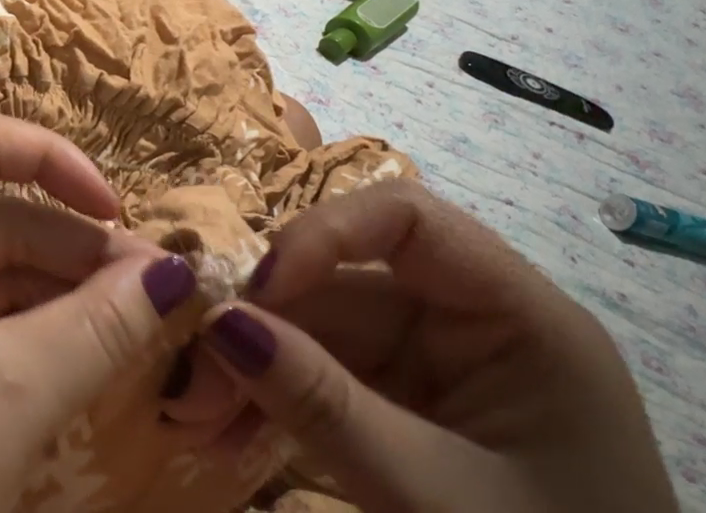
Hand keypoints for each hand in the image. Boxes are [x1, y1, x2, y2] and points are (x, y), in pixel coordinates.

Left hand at [0, 113, 200, 512]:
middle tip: (166, 296)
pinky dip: (37, 327)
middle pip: (0, 212)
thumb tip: (176, 275)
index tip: (120, 213)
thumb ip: (103, 323)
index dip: (55, 160)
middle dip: (81, 248)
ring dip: (67, 292)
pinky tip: (92, 355)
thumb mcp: (17, 385)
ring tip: (144, 329)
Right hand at [184, 181, 678, 512]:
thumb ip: (323, 405)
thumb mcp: (432, 495)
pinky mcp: (399, 402)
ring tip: (192, 416)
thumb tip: (217, 321)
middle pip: (335, 282)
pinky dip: (266, 398)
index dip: (321, 234)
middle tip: (187, 381)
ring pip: (310, 329)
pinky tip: (223, 431)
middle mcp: (465, 322)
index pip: (406, 219)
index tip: (254, 292)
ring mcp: (428, 363)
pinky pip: (314, 375)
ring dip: (245, 367)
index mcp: (517, 318)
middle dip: (254, 326)